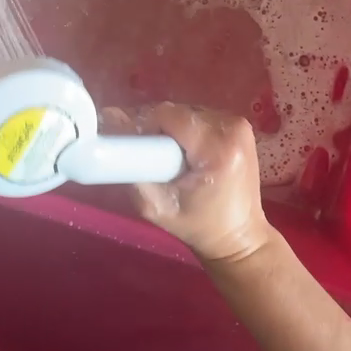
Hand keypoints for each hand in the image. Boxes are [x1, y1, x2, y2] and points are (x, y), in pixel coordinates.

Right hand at [106, 103, 273, 264]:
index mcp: (217, 149)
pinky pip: (199, 116)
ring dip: (173, 130)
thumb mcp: (155, 206)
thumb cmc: (198, 226)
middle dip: (159, 131)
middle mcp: (232, 128)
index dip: (146, 128)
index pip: (167, 114)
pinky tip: (189, 154)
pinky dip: (187, 131)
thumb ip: (130, 168)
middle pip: (177, 112)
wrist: (241, 238)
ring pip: (186, 112)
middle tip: (155, 159)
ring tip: (173, 160)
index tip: (143, 152)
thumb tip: (110, 120)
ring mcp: (239, 125)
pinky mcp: (240, 126)